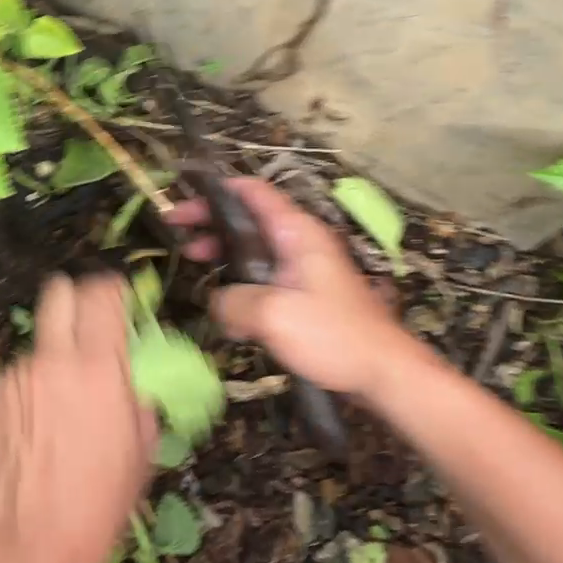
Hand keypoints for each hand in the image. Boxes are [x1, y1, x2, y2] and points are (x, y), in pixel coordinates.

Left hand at [0, 276, 156, 562]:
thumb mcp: (142, 446)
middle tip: (84, 323)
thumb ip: (136, 392)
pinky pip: (15, 376)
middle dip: (73, 300)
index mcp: (99, 367)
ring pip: (37, 343)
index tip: (116, 296)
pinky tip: (33, 427)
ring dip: (50, 358)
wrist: (35, 542)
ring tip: (58, 406)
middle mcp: (52, 359)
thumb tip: (130, 368)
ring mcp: (15, 374)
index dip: (111, 288)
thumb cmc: (101, 500)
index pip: (101, 294)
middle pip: (58, 293)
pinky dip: (27, 389)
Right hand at [167, 177, 423, 401]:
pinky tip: (223, 299)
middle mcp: (301, 242)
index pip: (253, 191)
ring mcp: (304, 268)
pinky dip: (239, 276)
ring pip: (254, 246)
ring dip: (221, 248)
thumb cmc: (334, 335)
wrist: (387, 374)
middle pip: (248, 216)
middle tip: (176, 227)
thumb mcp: (272, 315)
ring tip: (193, 258)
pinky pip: (264, 273)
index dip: (215, 188)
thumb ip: (231, 301)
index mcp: (296, 232)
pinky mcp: (306, 294)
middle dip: (210, 219)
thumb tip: (216, 300)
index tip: (183, 196)